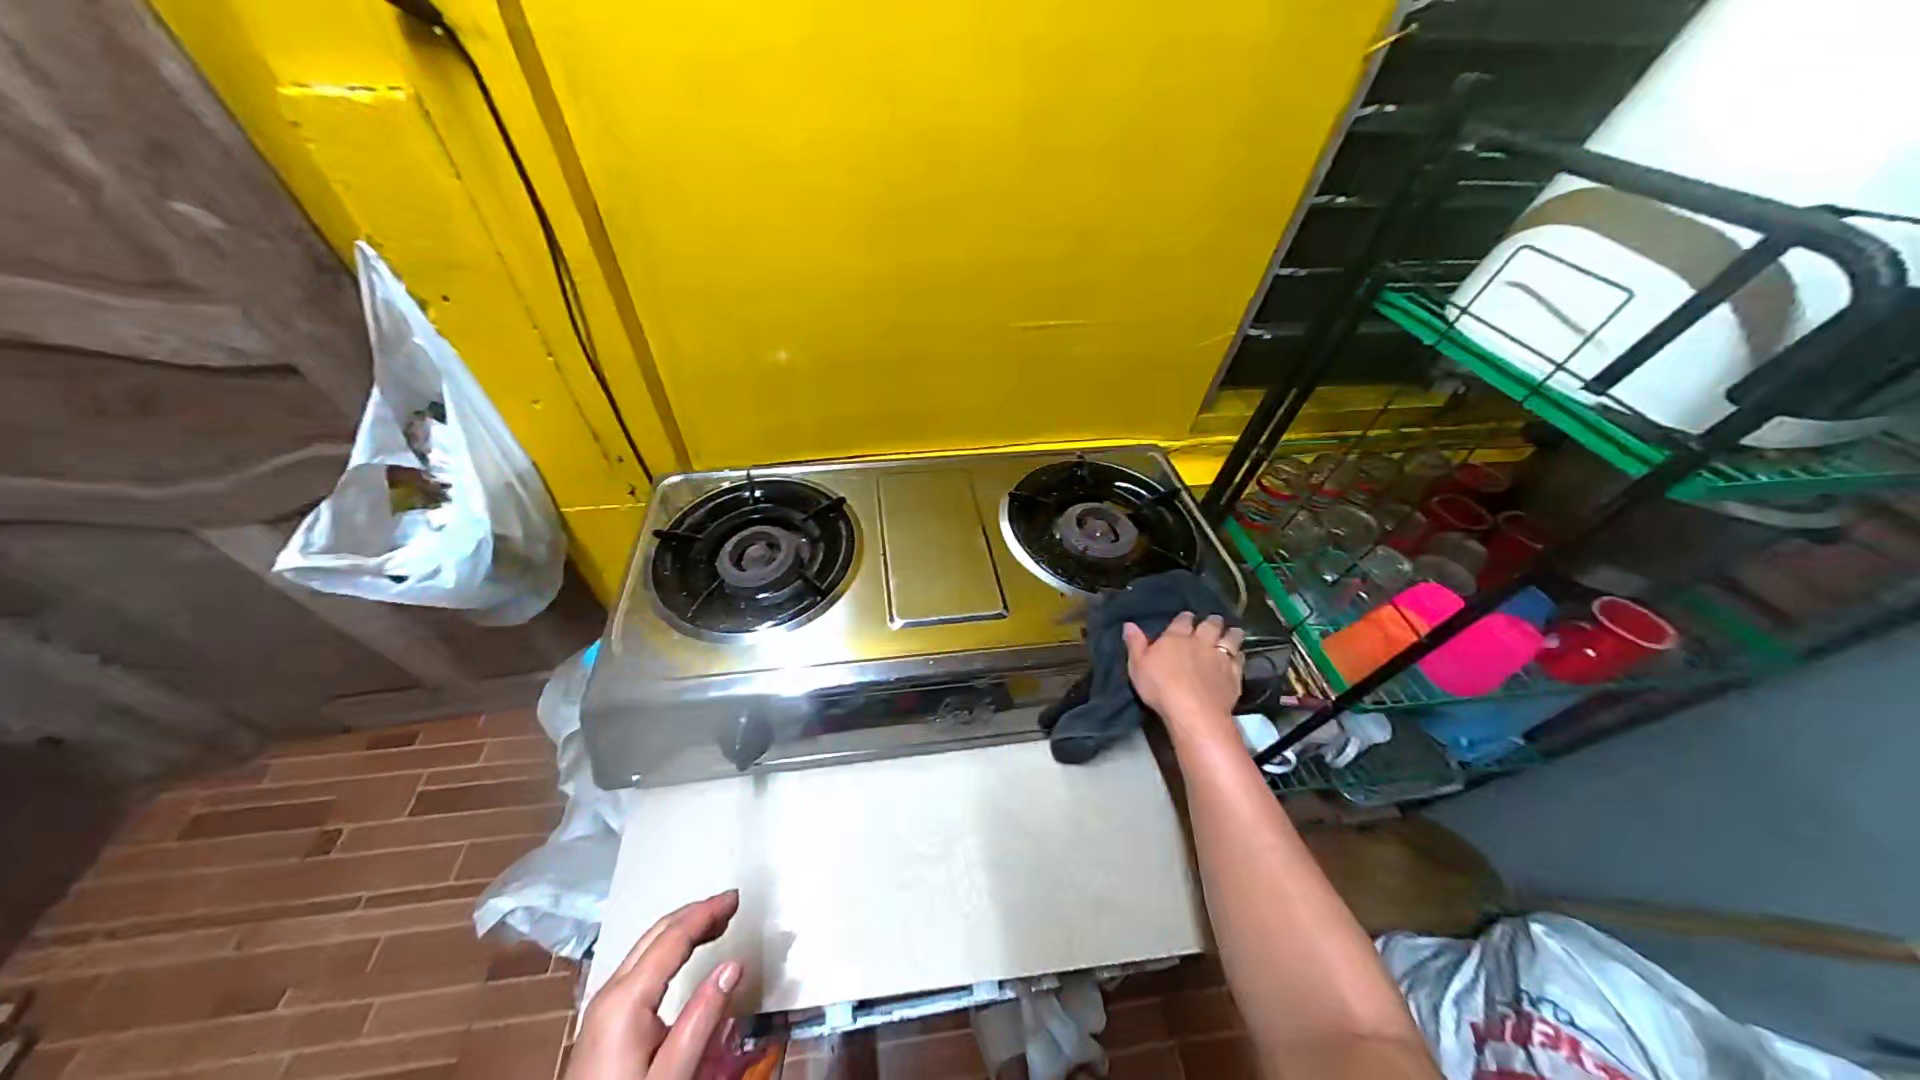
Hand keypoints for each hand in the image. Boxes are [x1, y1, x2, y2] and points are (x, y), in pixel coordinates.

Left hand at [567, 890, 743, 1079]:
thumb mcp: (672, 1076)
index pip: (672, 938)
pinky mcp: (602, 1020)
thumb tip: (733, 965)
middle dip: (695, 913)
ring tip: (716, 923)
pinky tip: (684, 955)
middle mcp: (610, 992)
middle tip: (730, 905)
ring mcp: (601, 1006)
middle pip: (656, 934)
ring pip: (646, 947)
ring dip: (682, 929)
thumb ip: (702, 1019)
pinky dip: (668, 948)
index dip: (705, 913)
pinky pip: (640, 966)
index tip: (735, 899)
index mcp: (627, 1000)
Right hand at [1122, 612, 1244, 735]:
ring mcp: (1220, 657)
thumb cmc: (1160, 688)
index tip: (1186, 617)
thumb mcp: (1138, 666)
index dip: (1185, 618)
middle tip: (1213, 621)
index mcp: (1176, 637)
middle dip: (1212, 621)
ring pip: (1230, 637)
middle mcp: (1200, 641)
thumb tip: (1129, 624)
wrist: (1194, 712)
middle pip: (1210, 625)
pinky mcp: (1234, 673)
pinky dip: (1239, 654)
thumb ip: (1135, 644)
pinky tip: (1238, 655)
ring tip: (1233, 631)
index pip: (1182, 620)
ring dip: (1232, 633)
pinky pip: (1239, 658)